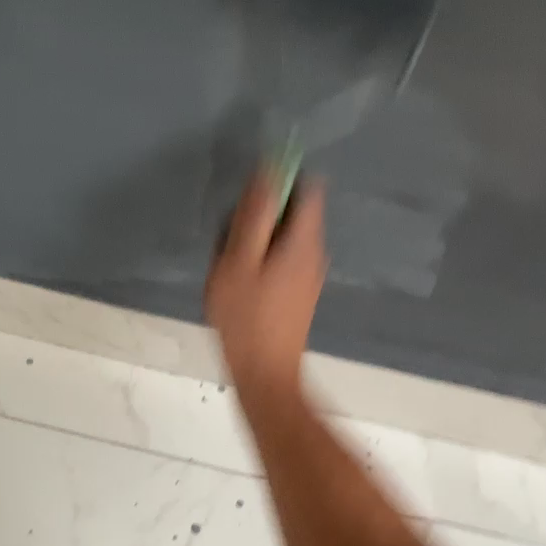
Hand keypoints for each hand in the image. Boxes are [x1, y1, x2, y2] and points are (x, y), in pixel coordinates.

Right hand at [205, 167, 327, 399]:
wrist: (265, 375)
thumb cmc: (246, 319)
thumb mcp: (239, 261)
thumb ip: (254, 215)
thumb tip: (270, 171)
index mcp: (304, 239)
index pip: (307, 186)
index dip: (279, 179)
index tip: (249, 197)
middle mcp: (315, 252)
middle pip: (292, 211)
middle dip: (260, 215)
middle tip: (231, 240)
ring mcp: (309, 274)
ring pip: (282, 237)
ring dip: (255, 241)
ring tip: (230, 267)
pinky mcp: (300, 293)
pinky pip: (280, 259)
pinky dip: (259, 262)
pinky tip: (239, 286)